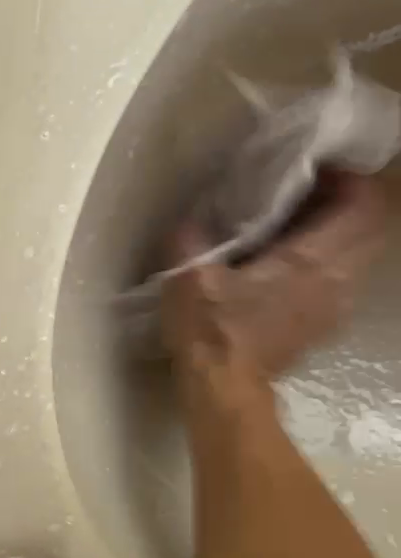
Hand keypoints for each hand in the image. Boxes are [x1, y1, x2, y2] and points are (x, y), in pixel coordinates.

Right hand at [164, 170, 386, 378]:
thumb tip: (191, 219)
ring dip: (340, 235)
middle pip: (371, 225)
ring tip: (299, 234)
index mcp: (314, 257)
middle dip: (349, 205)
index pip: (363, 202)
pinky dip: (329, 264)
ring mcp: (338, 300)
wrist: (224, 384)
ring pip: (362, 252)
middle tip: (309, 199)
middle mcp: (341, 273)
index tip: (317, 173)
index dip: (349, 179)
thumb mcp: (186, 281)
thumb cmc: (210, 329)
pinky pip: (344, 279)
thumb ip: (190, 244)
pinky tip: (292, 273)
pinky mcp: (325, 321)